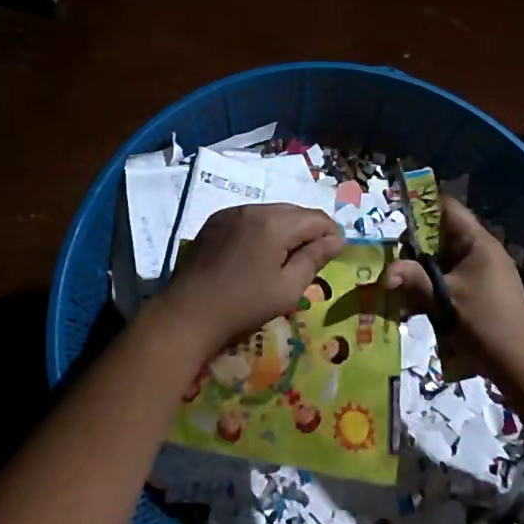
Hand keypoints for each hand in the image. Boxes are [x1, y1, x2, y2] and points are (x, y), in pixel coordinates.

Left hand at [155, 204, 343, 356]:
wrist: (187, 314)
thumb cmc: (243, 305)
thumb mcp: (288, 288)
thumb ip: (314, 259)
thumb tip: (336, 240)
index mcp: (275, 223)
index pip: (316, 218)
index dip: (332, 233)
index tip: (336, 253)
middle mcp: (253, 209)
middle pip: (293, 212)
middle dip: (308, 230)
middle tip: (313, 257)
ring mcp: (230, 213)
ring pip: (270, 213)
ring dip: (284, 229)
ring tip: (286, 257)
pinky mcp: (214, 222)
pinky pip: (248, 218)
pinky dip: (261, 230)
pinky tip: (258, 254)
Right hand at [381, 196, 523, 361]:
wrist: (520, 363)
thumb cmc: (484, 323)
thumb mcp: (444, 299)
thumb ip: (414, 279)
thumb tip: (384, 272)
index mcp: (478, 242)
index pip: (447, 207)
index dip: (421, 206)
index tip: (395, 216)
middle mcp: (484, 250)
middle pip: (443, 234)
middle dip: (417, 244)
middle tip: (392, 255)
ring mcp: (486, 270)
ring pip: (446, 257)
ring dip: (424, 267)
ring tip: (401, 280)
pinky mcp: (484, 289)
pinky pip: (454, 275)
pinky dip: (437, 282)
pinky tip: (419, 300)